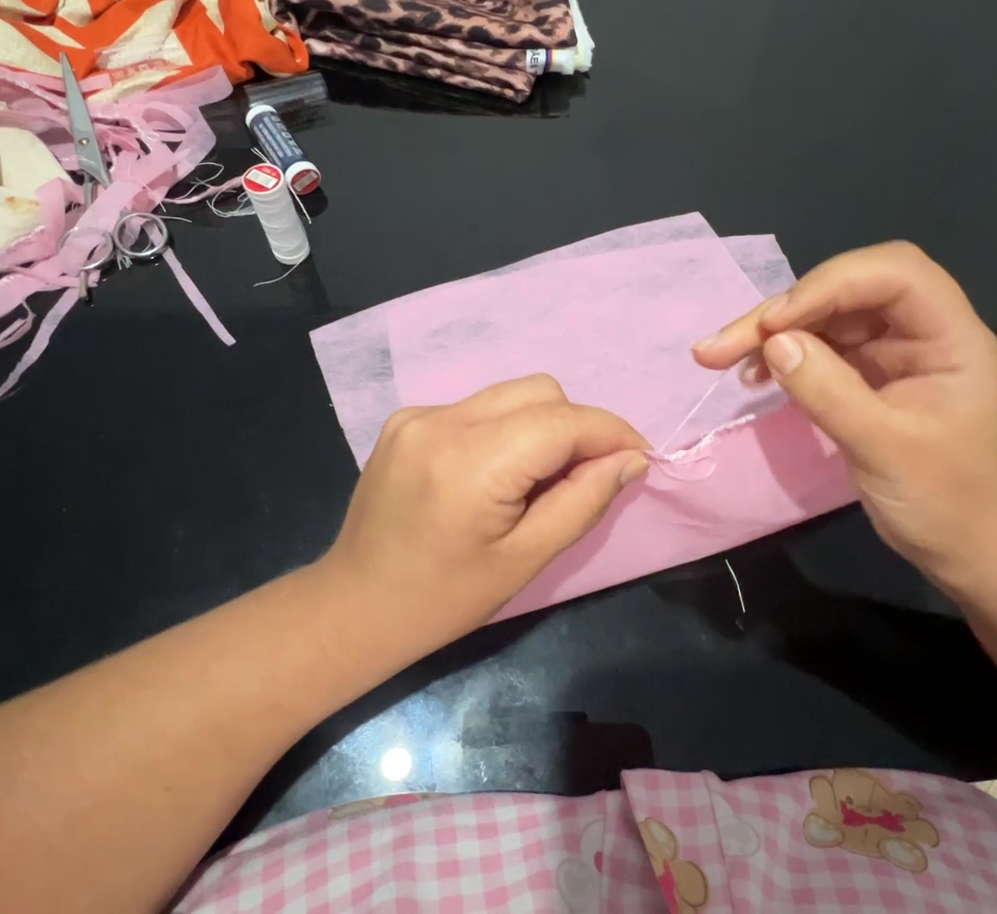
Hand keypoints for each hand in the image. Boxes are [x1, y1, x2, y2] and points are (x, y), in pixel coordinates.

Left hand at [320, 374, 649, 651]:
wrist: (355, 605)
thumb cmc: (445, 598)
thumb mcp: (525, 560)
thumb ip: (583, 501)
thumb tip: (630, 460)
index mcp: (470, 463)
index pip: (562, 421)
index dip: (611, 432)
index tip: (641, 457)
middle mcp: (441, 422)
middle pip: (540, 392)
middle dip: (578, 427)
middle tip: (590, 475)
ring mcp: (418, 415)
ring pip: (511, 394)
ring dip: (544, 425)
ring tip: (542, 478)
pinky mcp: (406, 419)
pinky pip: (478, 407)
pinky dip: (506, 429)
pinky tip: (498, 473)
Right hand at [691, 242, 996, 588]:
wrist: (973, 554)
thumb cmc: (947, 504)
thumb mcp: (884, 449)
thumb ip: (829, 391)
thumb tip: (772, 342)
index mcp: (951, 337)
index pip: (893, 274)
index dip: (829, 284)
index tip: (774, 325)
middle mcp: (923, 333)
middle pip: (850, 290)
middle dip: (786, 309)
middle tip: (722, 346)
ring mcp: (896, 355)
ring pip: (829, 318)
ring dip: (775, 332)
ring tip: (721, 359)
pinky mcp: (872, 380)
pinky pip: (824, 351)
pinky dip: (786, 357)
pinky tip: (754, 376)